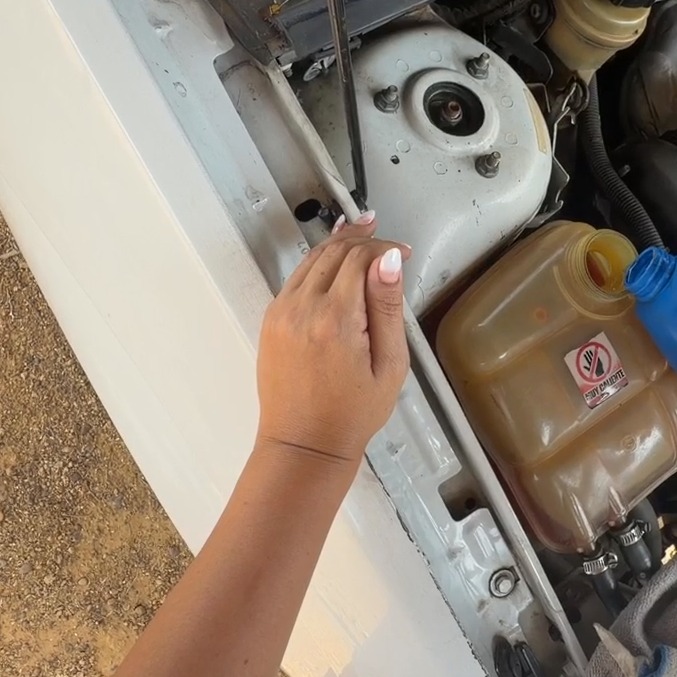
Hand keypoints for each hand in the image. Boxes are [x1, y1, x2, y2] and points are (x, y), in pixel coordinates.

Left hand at [255, 211, 411, 465]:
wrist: (304, 446)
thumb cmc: (353, 413)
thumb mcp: (389, 364)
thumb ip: (388, 307)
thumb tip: (389, 260)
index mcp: (335, 319)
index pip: (359, 258)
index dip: (384, 248)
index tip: (404, 254)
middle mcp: (302, 308)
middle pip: (334, 252)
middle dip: (362, 238)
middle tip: (385, 235)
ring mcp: (281, 312)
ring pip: (312, 259)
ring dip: (339, 244)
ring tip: (362, 231)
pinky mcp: (272, 320)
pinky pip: (297, 277)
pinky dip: (319, 262)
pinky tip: (335, 259)